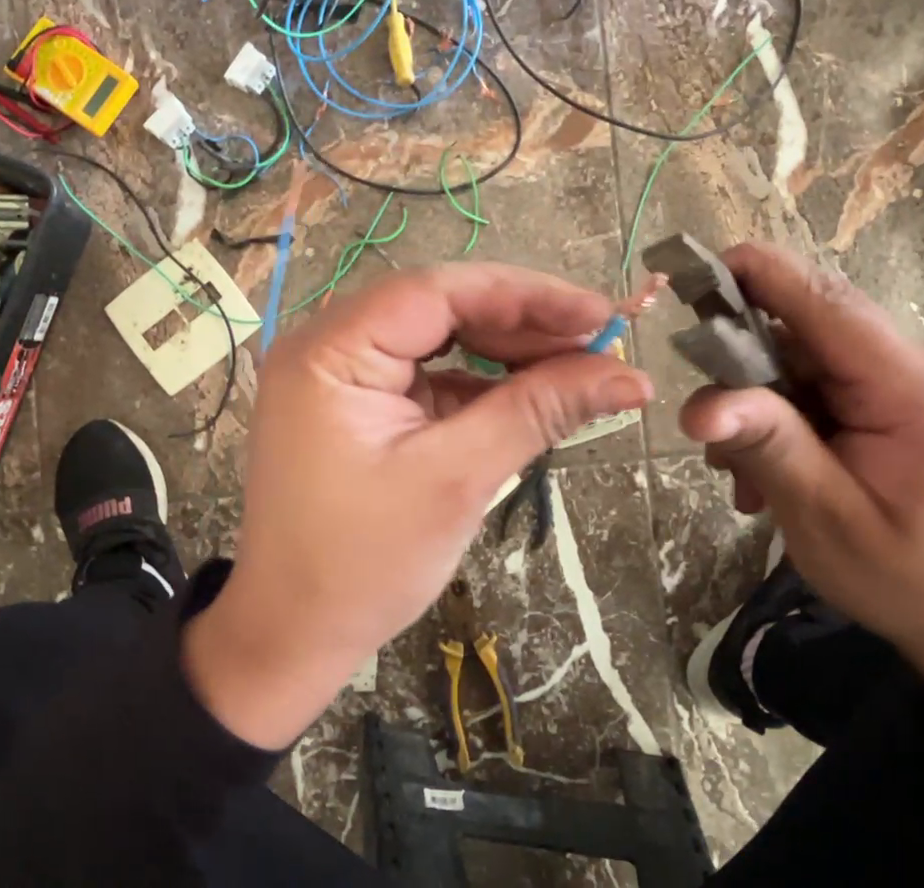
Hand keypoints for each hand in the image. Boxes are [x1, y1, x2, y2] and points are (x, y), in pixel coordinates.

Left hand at [183, 263, 652, 748]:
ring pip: (437, 339)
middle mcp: (326, 347)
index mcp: (329, 351)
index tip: (599, 315)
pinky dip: (478, 385)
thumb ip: (538, 412)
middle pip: (438, 308)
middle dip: (522, 324)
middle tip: (601, 347)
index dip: (526, 294)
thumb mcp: (457, 480)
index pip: (437, 291)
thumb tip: (629, 375)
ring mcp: (337, 376)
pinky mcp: (354, 406)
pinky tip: (531, 396)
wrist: (294, 633)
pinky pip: (425, 375)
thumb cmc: (363, 564)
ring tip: (579, 370)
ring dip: (506, 353)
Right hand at [677, 243, 923, 708]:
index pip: (827, 305)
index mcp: (923, 390)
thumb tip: (694, 408)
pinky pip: (837, 383)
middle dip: (750, 383)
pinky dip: (799, 419)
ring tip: (752, 481)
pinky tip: (785, 471)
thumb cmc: (911, 580)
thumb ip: (767, 447)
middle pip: (811, 337)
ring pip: (815, 363)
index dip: (758, 276)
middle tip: (718, 449)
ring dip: (770, 411)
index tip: (691, 270)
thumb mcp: (825, 518)